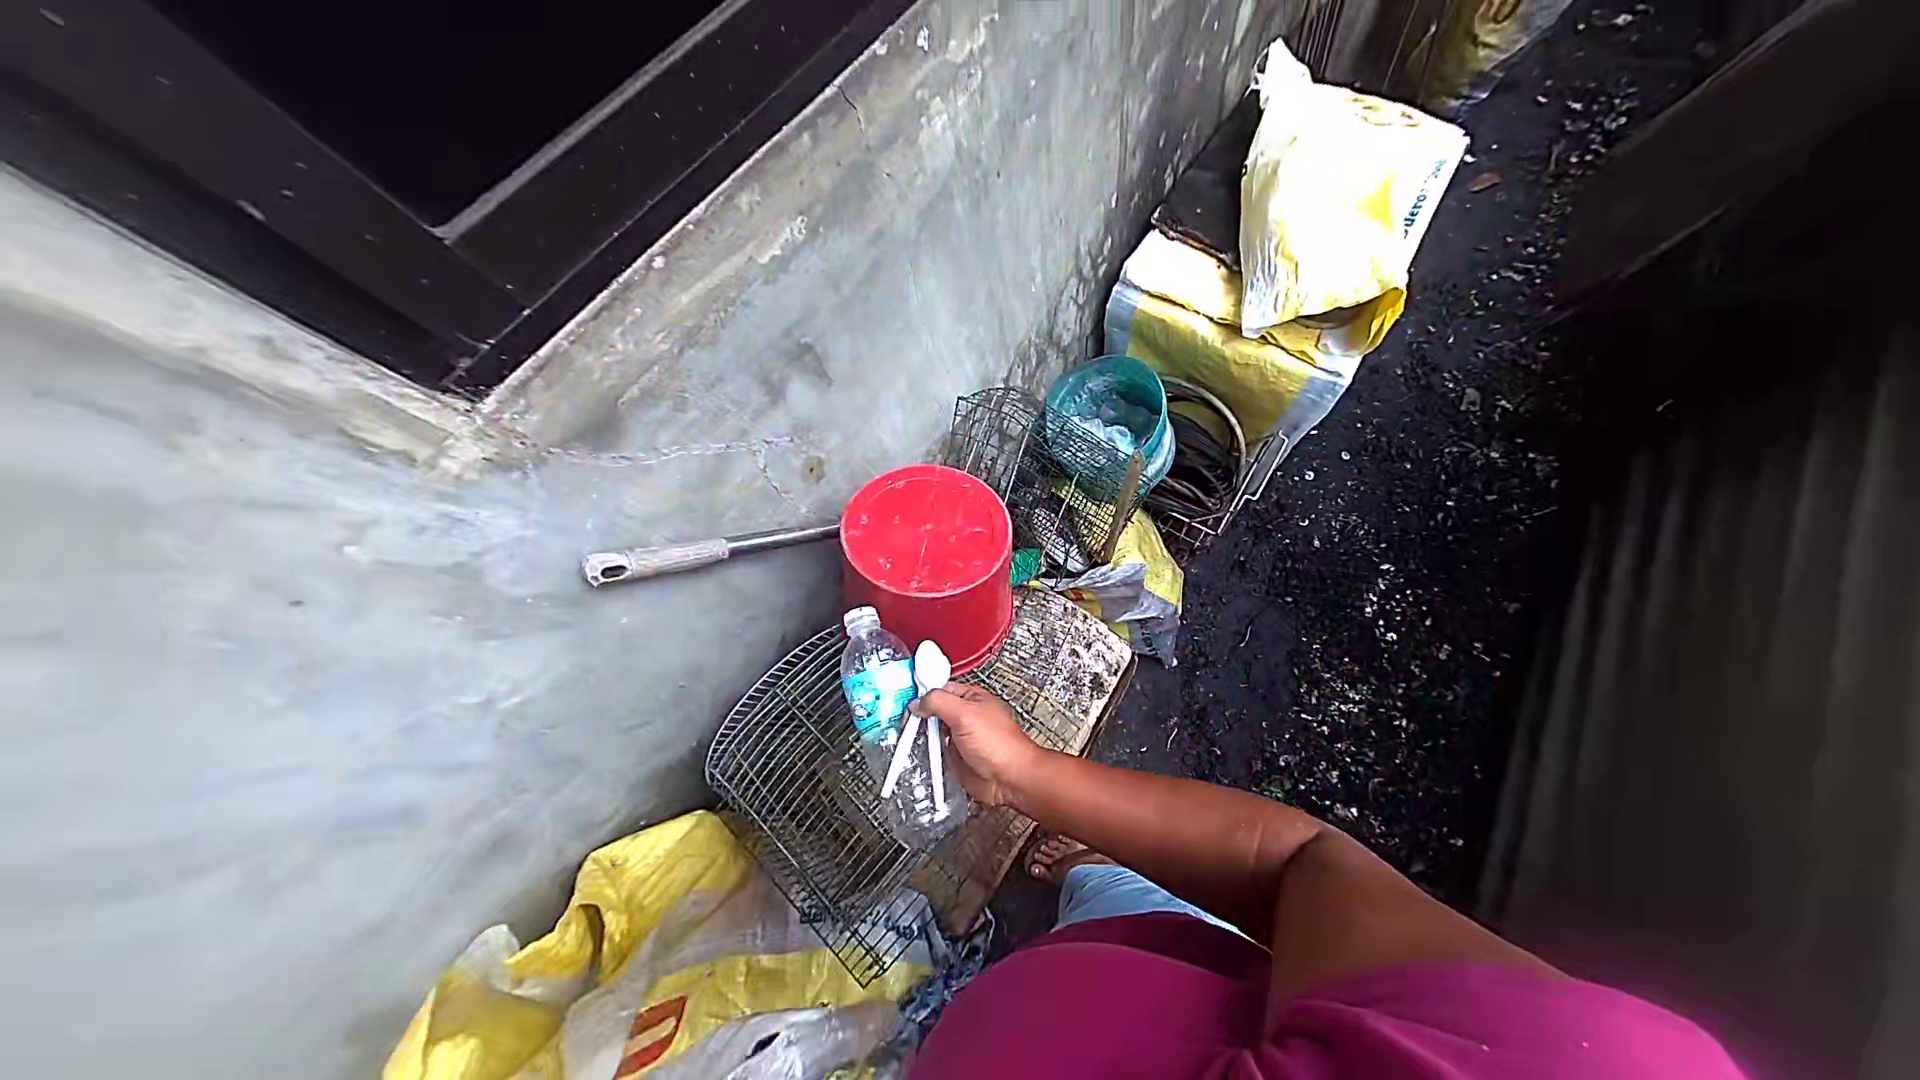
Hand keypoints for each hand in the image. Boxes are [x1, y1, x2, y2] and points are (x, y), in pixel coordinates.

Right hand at [911, 683, 1041, 807]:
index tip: (907, 698)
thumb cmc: (1000, 745)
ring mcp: (960, 738)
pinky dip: (927, 754)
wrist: (1010, 779)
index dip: (924, 692)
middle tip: (905, 721)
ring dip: (922, 736)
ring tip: (908, 739)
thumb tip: (919, 701)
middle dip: (920, 716)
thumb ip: (939, 702)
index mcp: (970, 698)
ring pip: (933, 733)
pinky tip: (918, 755)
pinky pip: (936, 753)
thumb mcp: (965, 714)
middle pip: (934, 711)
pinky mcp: (956, 758)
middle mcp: (965, 717)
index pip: (941, 688)